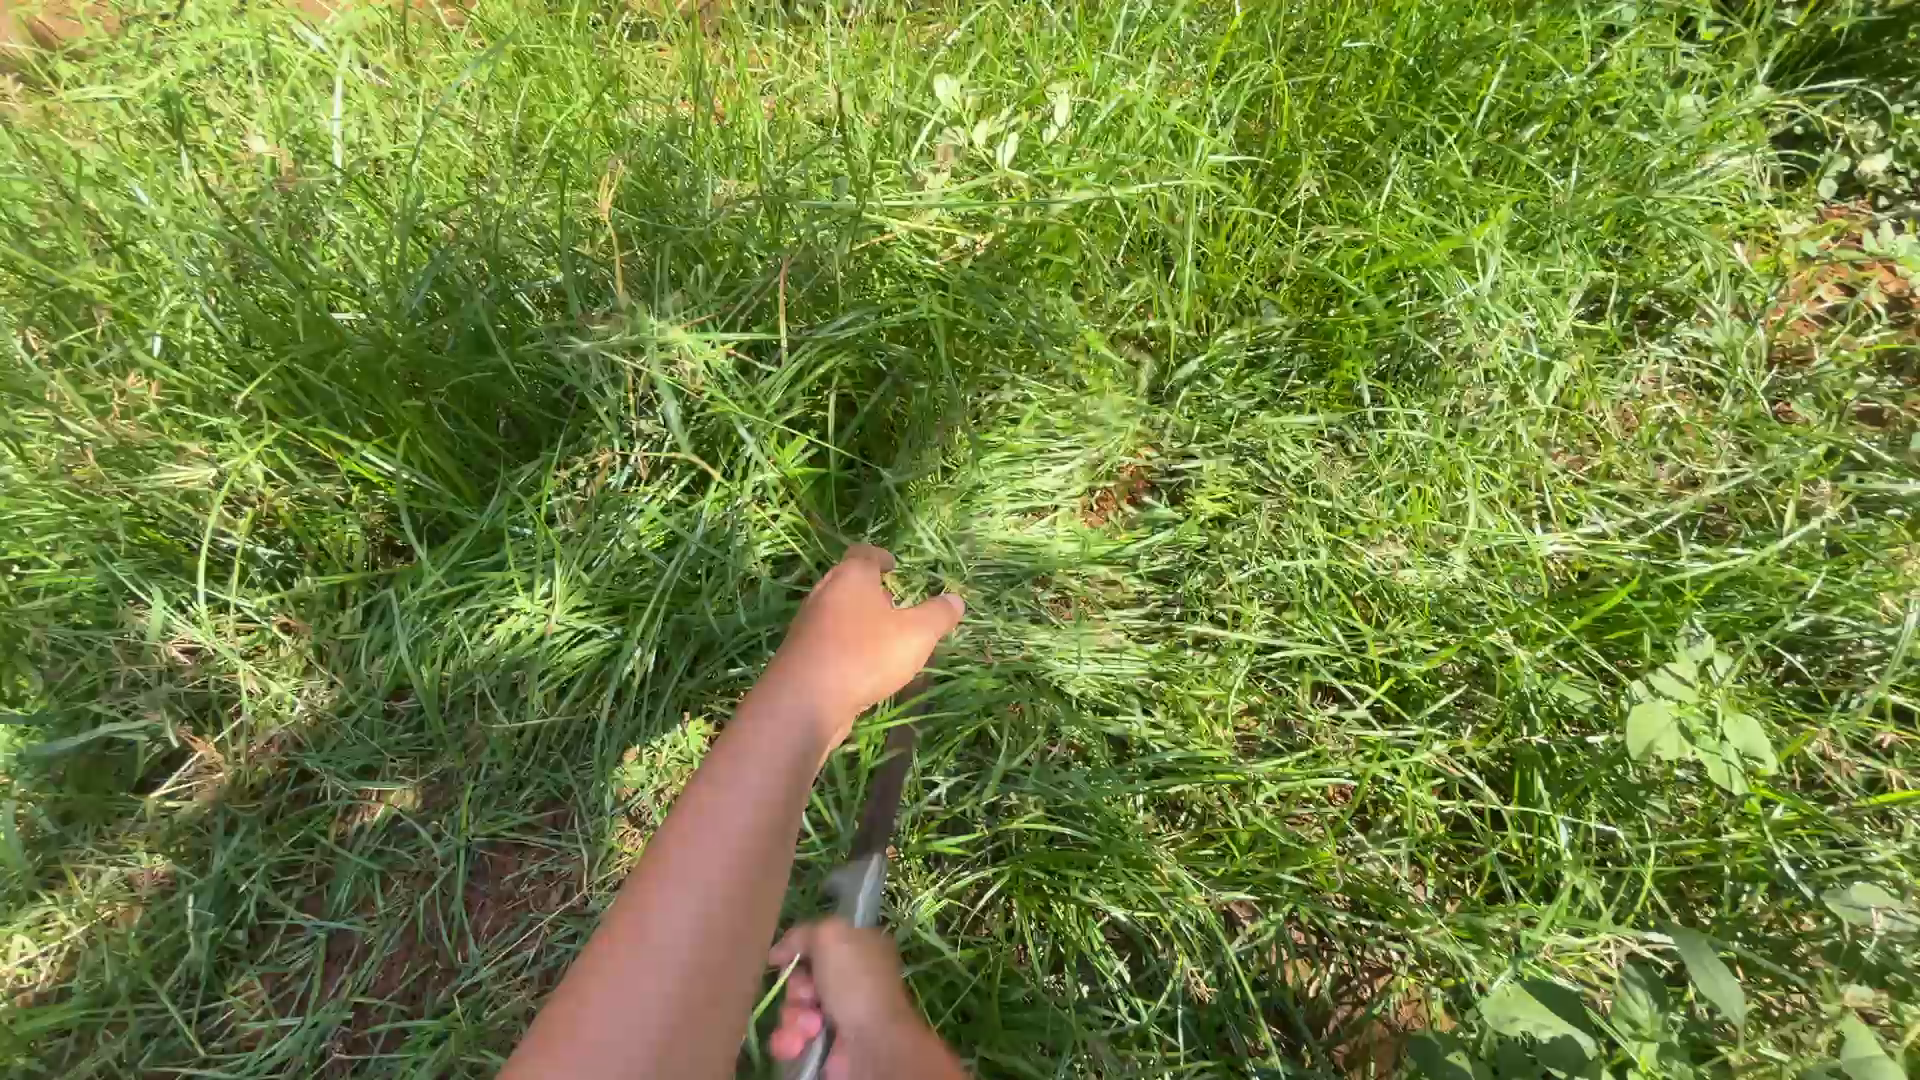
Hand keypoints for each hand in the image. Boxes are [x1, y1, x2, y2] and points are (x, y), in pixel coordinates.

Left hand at [755, 544, 963, 745]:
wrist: (805, 700)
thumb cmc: (865, 655)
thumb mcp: (916, 634)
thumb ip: (938, 615)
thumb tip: (956, 600)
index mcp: (851, 577)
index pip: (864, 553)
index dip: (880, 556)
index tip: (893, 565)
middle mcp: (825, 593)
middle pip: (848, 581)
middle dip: (871, 590)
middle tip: (893, 601)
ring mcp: (809, 624)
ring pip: (837, 612)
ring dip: (858, 619)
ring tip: (882, 636)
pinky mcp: (801, 654)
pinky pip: (829, 640)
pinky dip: (846, 643)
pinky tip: (862, 665)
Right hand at [769, 918, 960, 1079]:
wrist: (872, 1042)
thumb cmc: (856, 980)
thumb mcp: (830, 935)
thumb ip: (802, 934)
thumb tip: (778, 952)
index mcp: (860, 945)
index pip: (819, 942)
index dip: (800, 950)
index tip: (787, 958)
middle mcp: (849, 977)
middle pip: (802, 976)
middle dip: (797, 988)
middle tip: (809, 995)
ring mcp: (837, 1011)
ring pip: (794, 1007)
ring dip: (793, 1016)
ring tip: (811, 1025)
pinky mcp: (824, 1042)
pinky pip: (792, 1037)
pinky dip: (789, 1040)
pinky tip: (799, 1044)